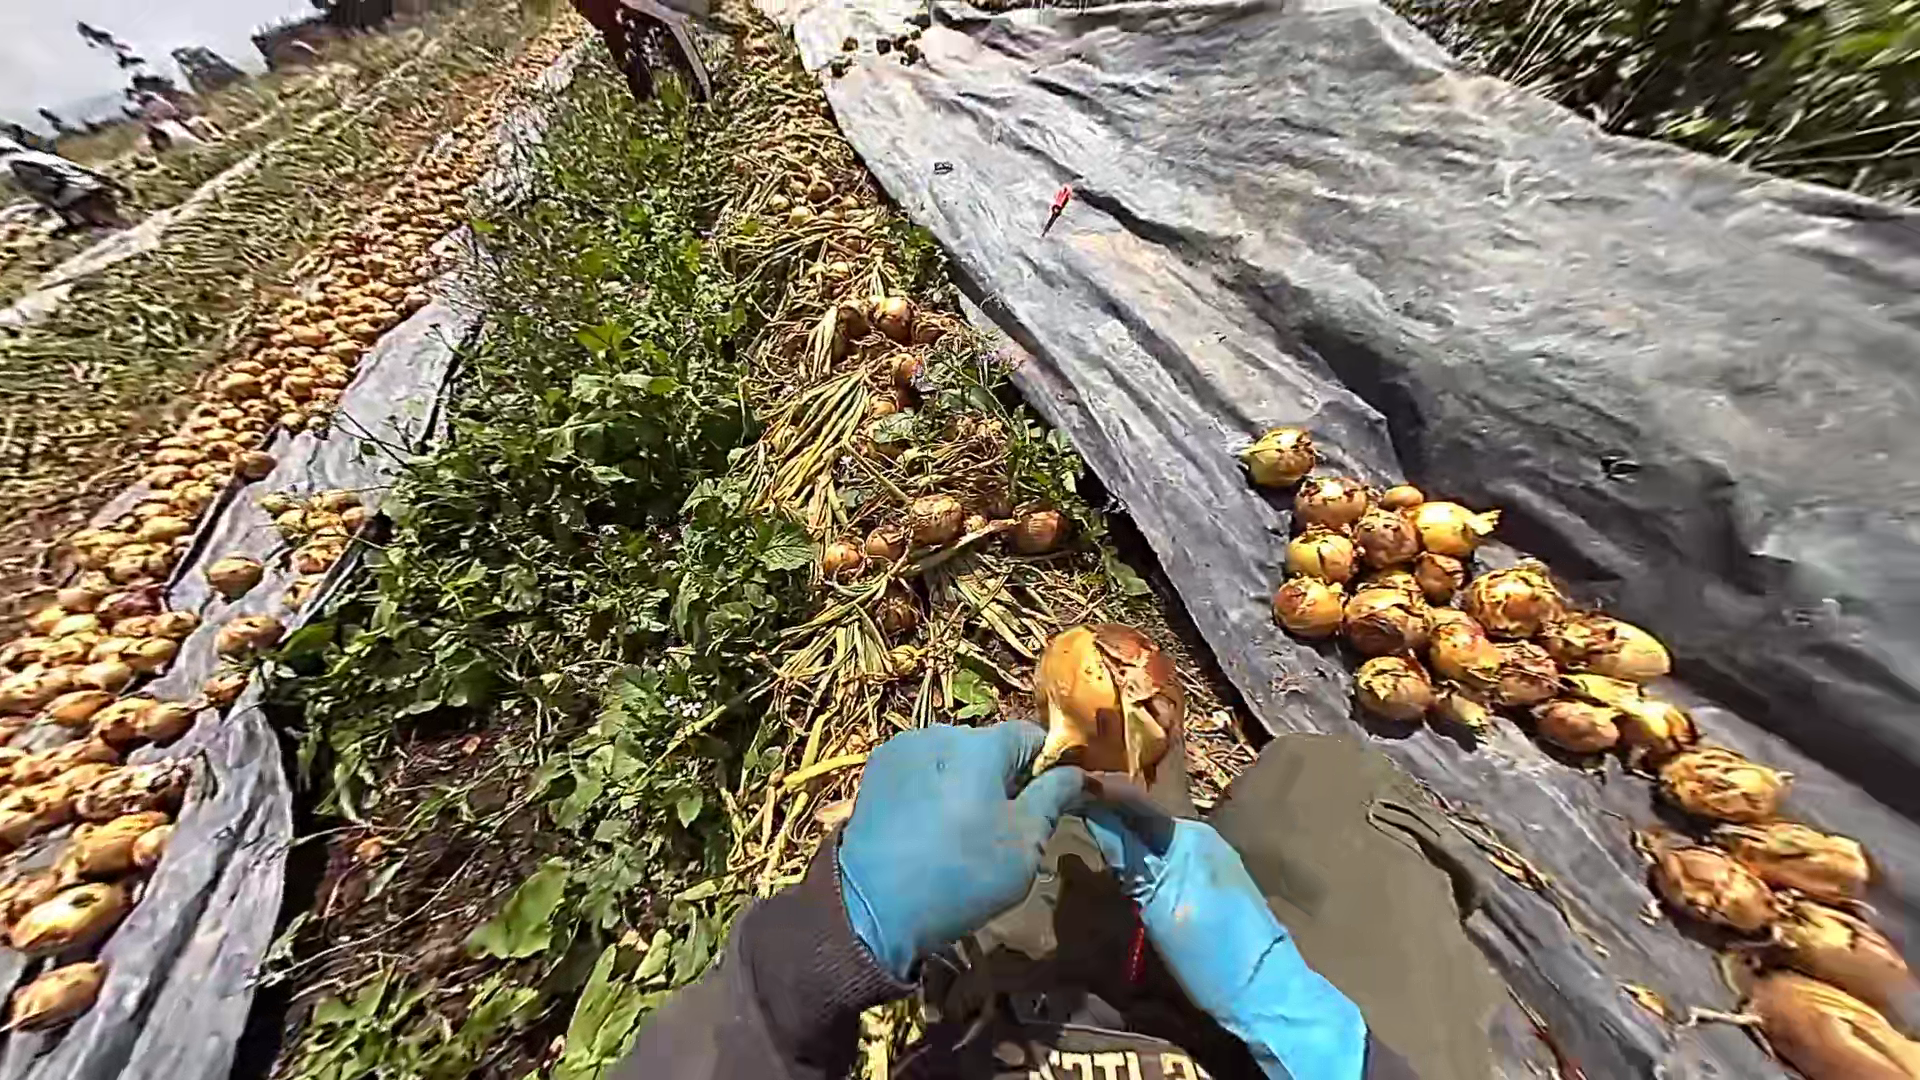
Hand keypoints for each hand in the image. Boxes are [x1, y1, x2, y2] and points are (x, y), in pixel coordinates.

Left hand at [838, 721, 1086, 978]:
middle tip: (999, 821)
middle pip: (989, 744)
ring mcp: (907, 744)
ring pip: (953, 753)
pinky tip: (924, 818)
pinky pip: (921, 763)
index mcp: (983, 745)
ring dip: (963, 776)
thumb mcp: (1024, 843)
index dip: (1045, 763)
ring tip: (956, 823)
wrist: (874, 902)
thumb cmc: (962, 873)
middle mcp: (944, 731)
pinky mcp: (879, 761)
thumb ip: (1054, 796)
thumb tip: (1079, 772)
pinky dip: (930, 780)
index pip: (1030, 735)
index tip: (1046, 797)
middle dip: (1001, 773)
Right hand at [1085, 803, 1368, 1079]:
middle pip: (1143, 810)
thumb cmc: (1212, 955)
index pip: (1133, 800)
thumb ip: (1127, 858)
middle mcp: (1199, 832)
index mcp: (1186, 835)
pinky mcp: (1214, 872)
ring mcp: (1210, 851)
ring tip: (1092, 825)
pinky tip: (1127, 855)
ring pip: (1155, 828)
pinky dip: (1142, 845)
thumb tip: (1091, 814)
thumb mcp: (1159, 908)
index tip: (1065, 783)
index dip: (1099, 790)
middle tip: (1072, 803)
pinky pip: (1168, 845)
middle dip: (1108, 804)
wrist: (1272, 997)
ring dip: (1124, 825)